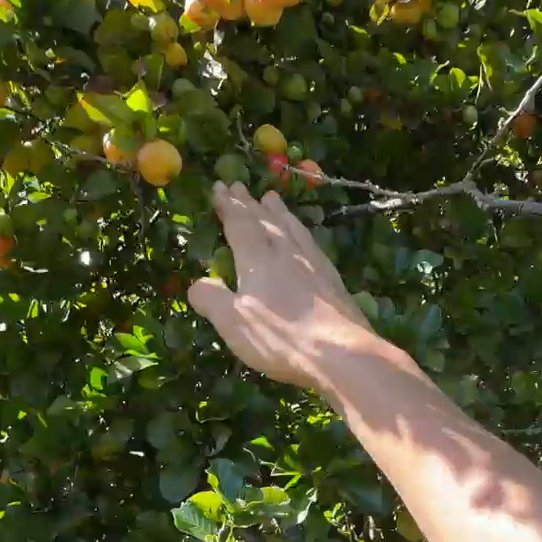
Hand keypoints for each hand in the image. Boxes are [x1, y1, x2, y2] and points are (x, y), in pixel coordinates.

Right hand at [188, 182, 382, 392]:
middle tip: (242, 187)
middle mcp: (288, 255)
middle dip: (251, 205)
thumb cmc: (282, 339)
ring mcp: (315, 267)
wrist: (343, 354)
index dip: (229, 206)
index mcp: (258, 260)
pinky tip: (308, 240)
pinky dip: (304, 235)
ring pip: (294, 231)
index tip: (220, 187)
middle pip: (267, 222)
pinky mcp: (335, 284)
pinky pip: (314, 247)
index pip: (240, 224)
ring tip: (274, 200)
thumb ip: (212, 300)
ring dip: (281, 214)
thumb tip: (197, 284)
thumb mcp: (234, 322)